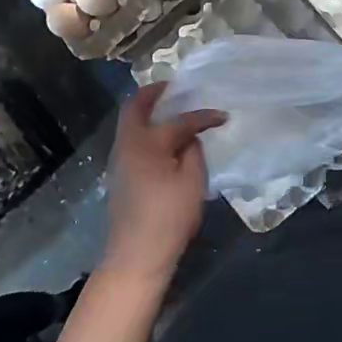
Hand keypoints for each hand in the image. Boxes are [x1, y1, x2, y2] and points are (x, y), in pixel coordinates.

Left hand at [105, 83, 226, 276]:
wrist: (136, 254)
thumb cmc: (168, 217)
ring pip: (130, 125)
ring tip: (171, 110)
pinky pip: (132, 140)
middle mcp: (127, 146)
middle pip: (135, 108)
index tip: (223, 116)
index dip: (203, 116)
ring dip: (148, 113)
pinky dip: (146, 130)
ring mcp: (119, 161)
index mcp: (147, 143)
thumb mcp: (193, 182)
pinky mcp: (119, 176)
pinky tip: (164, 141)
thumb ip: (194, 153)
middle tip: (173, 87)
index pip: (179, 121)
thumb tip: (190, 139)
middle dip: (153, 94)